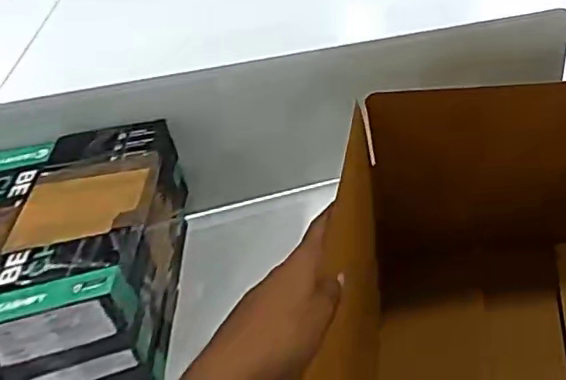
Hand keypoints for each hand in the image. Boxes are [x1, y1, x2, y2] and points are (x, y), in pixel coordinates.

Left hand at [183, 209, 343, 379]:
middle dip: (319, 260)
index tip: (339, 201)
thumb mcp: (320, 316)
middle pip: (301, 259)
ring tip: (321, 299)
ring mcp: (256, 298)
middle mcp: (276, 274)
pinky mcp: (242, 324)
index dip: (330, 214)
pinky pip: (272, 308)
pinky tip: (293, 328)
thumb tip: (338, 275)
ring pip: (286, 285)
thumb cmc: (279, 337)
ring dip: (302, 289)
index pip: (317, 229)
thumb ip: (331, 292)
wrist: (225, 375)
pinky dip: (285, 312)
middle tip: (340, 260)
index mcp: (298, 263)